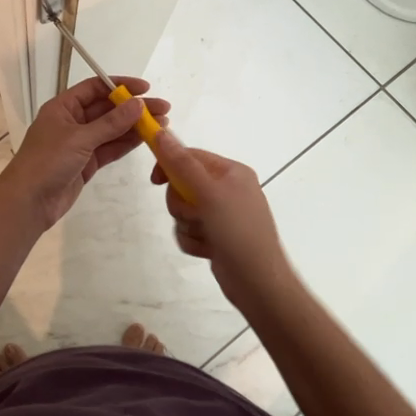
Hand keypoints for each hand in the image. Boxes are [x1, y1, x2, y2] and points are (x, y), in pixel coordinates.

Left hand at [0, 77, 169, 231]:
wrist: (29, 201)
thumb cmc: (48, 161)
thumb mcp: (80, 138)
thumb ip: (110, 123)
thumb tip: (138, 105)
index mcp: (62, 107)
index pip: (94, 88)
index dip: (119, 85)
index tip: (145, 88)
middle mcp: (72, 121)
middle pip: (106, 109)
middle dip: (133, 108)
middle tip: (163, 109)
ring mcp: (79, 143)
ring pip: (111, 130)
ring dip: (134, 126)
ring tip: (162, 124)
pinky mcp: (86, 163)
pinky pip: (110, 148)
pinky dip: (126, 143)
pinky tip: (146, 138)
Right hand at [150, 133, 288, 301]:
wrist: (259, 284)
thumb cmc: (237, 232)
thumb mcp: (208, 194)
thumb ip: (181, 164)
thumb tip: (159, 131)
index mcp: (231, 172)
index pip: (190, 156)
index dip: (170, 165)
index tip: (156, 182)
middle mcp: (228, 189)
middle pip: (183, 184)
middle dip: (182, 204)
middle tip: (194, 215)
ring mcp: (222, 214)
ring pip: (183, 209)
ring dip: (187, 225)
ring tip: (204, 236)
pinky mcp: (216, 235)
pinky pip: (189, 229)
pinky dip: (192, 239)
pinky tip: (207, 250)